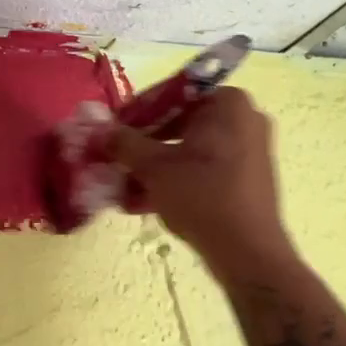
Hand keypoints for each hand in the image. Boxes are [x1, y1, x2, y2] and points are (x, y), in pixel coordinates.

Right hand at [109, 88, 295, 279]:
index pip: (171, 94)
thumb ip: (123, 144)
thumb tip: (97, 130)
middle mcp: (243, 120)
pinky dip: (173, 181)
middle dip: (142, 146)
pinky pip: (201, 171)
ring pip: (187, 151)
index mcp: (227, 103)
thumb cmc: (201, 196)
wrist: (246, 251)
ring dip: (152, 168)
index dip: (135, 113)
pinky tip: (142, 204)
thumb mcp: (154, 167)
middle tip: (114, 160)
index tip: (110, 131)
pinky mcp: (245, 180)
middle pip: (179, 123)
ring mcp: (248, 151)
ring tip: (122, 189)